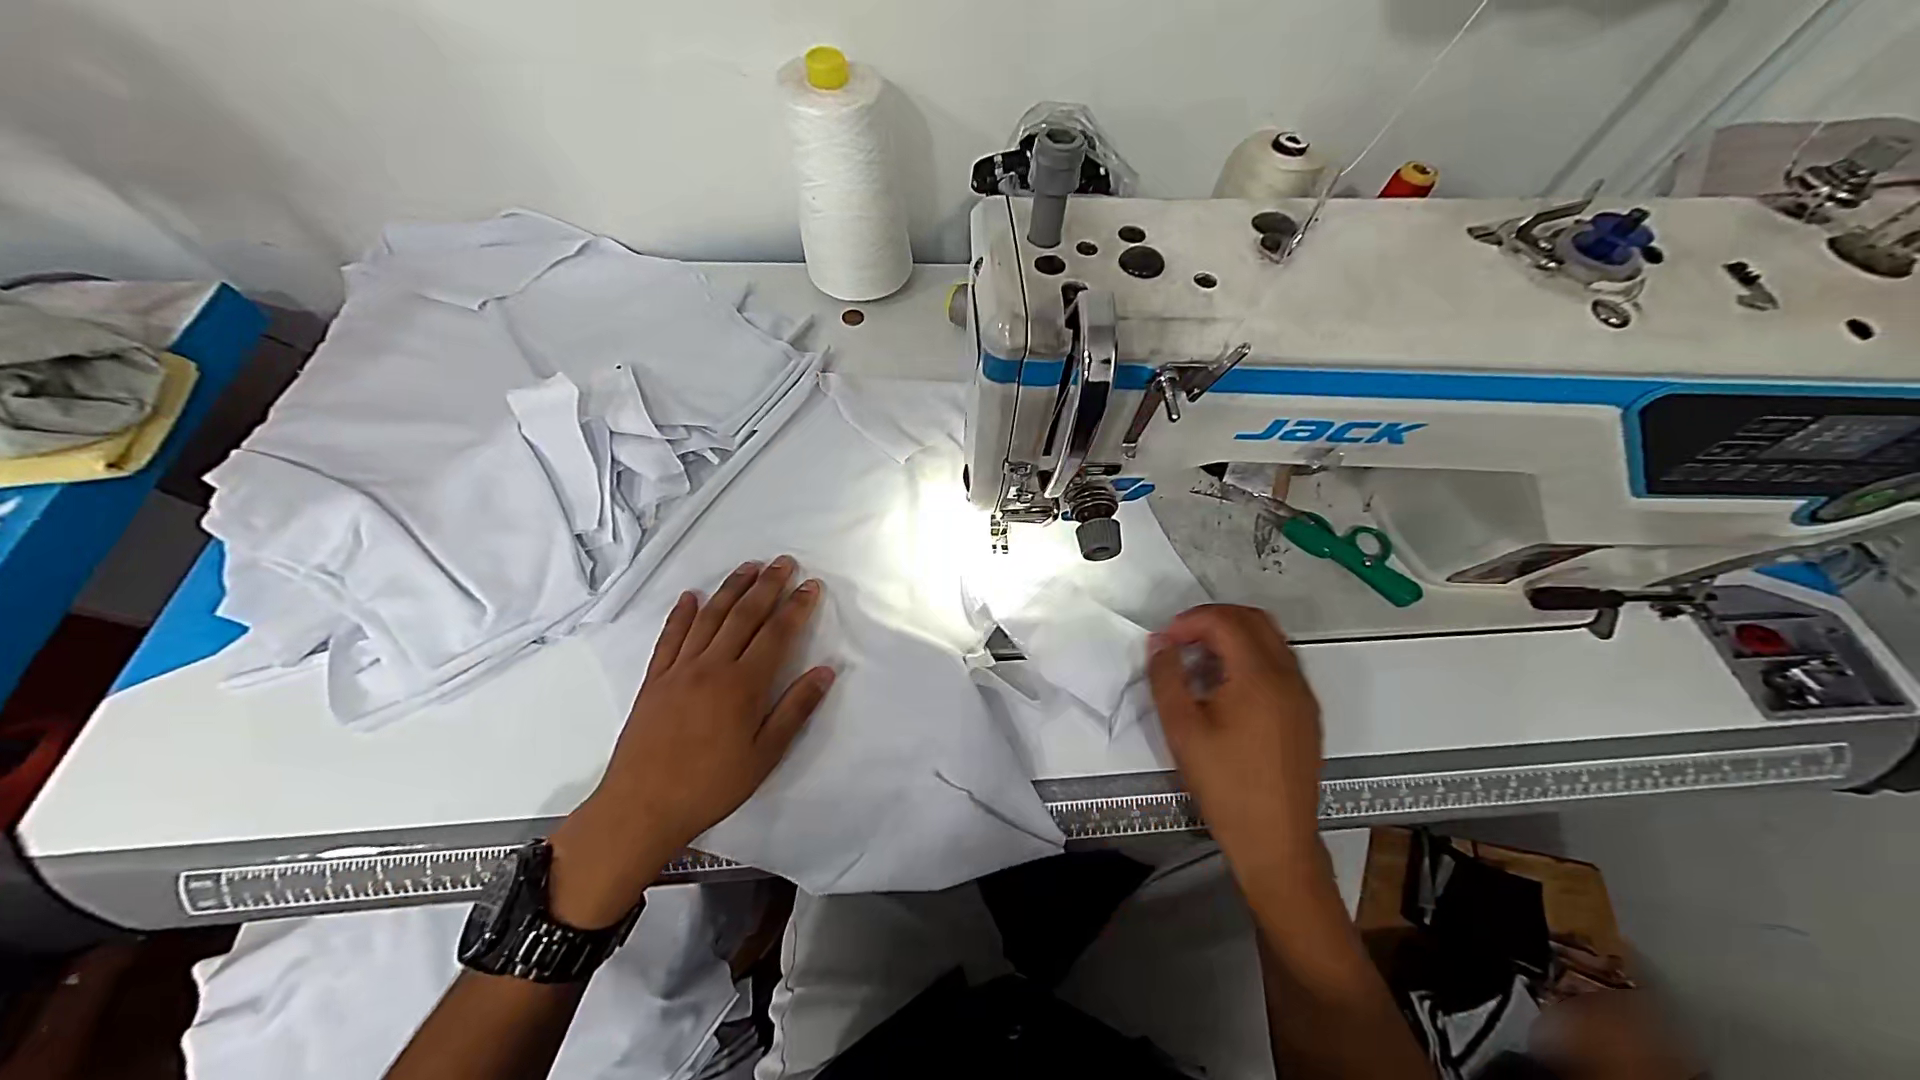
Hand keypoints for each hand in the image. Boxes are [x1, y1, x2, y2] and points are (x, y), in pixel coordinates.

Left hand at [548, 556, 834, 927]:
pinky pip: (670, 637)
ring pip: (709, 617)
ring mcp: (679, 670)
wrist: (641, 807)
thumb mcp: (765, 755)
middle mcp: (712, 666)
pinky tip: (690, 597)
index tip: (811, 586)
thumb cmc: (711, 785)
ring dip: (731, 588)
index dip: (797, 606)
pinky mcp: (654, 680)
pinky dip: (681, 614)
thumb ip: (795, 709)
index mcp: (743, 684)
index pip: (777, 633)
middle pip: (744, 615)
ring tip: (749, 567)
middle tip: (784, 562)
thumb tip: (824, 671)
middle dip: (767, 585)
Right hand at [1146, 604, 1323, 872]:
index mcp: (1260, 676)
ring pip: (1270, 639)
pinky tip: (1226, 686)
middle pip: (1253, 620)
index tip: (1164, 641)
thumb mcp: (1181, 729)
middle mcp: (1289, 676)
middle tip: (1180, 640)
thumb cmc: (1225, 784)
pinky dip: (1251, 657)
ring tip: (1199, 660)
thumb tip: (1160, 643)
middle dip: (1212, 620)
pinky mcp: (1306, 713)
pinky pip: (1280, 664)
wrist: (1275, 840)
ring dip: (1233, 636)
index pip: (1225, 621)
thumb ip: (1166, 677)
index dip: (1189, 621)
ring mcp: (1303, 695)